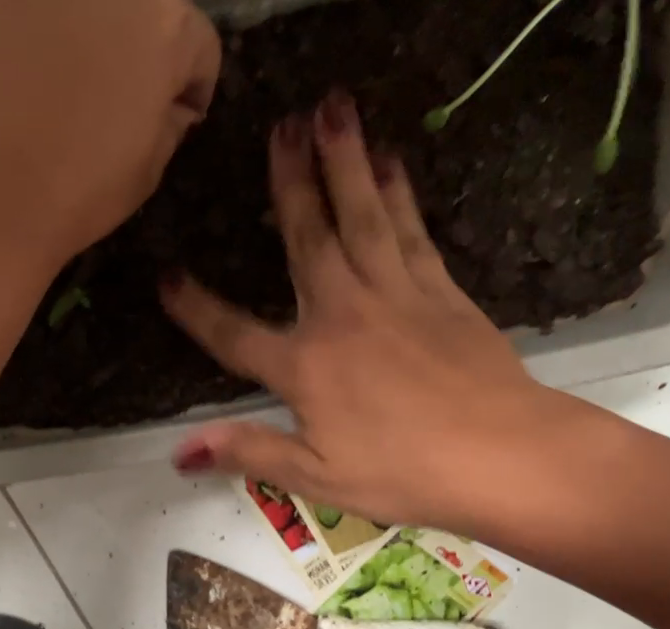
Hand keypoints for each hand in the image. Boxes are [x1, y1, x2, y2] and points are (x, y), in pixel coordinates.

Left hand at [0, 0, 221, 268]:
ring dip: (96, 34)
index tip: (175, 115)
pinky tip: (33, 76)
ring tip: (75, 83)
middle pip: (148, 11)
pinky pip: (41, 11)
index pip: (198, 45)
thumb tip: (170, 103)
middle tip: (122, 96)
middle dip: (144, 49)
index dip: (190, 88)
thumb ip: (171, 118)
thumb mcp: (150, 167)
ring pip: (93, 6)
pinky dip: (46, 34)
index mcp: (166, 23)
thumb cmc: (81, 190)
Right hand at [158, 90, 573, 530]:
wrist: (502, 453)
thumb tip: (181, 451)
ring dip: (344, 163)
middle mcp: (343, 315)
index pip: (235, 334)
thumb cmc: (403, 473)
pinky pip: (411, 231)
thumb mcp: (317, 475)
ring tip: (333, 111)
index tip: (167, 277)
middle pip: (307, 240)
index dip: (196, 308)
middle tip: (280, 125)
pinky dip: (398, 194)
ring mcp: (396, 296)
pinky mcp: (441, 292)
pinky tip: (389, 163)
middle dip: (289, 182)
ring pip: (361, 217)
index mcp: (305, 367)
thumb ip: (249, 451)